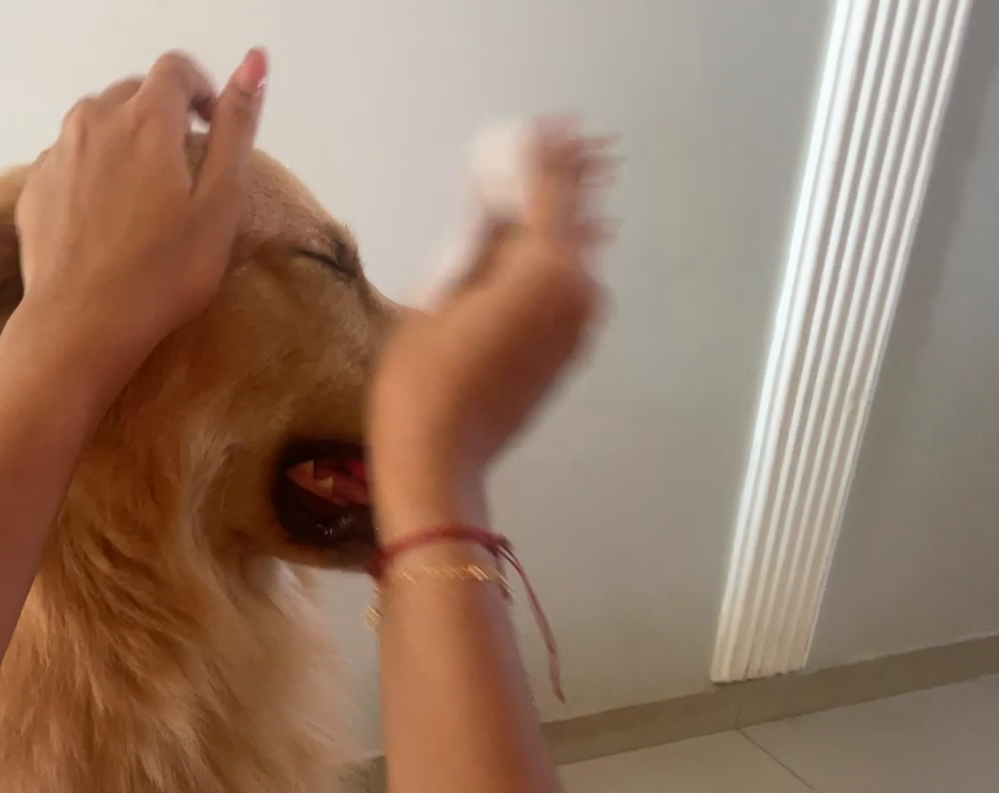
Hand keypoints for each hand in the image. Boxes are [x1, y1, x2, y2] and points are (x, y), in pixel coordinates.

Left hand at [14, 49, 266, 397]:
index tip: (210, 128)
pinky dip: (90, 175)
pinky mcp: (34, 190)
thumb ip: (236, 129)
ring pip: (95, 125)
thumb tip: (254, 62)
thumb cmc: (164, 272)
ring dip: (122, 143)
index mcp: (147, 118)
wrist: (84, 324)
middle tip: (179, 173)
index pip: (175, 69)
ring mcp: (57, 154)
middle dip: (160, 118)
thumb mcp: (220, 205)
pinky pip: (67, 163)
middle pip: (132, 94)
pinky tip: (103, 222)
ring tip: (139, 198)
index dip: (200, 91)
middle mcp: (94, 120)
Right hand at [370, 121, 614, 534]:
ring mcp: (578, 326)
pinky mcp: (567, 352)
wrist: (439, 460)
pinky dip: (556, 262)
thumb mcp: (435, 298)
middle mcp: (577, 292)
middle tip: (554, 142)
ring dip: (563, 220)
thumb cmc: (420, 382)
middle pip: (575, 218)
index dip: (541, 153)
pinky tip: (533, 253)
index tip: (537, 125)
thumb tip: (497, 204)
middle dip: (563, 179)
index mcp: (544, 269)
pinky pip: (568, 289)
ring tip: (542, 192)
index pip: (551, 188)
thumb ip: (476, 243)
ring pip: (577, 254)